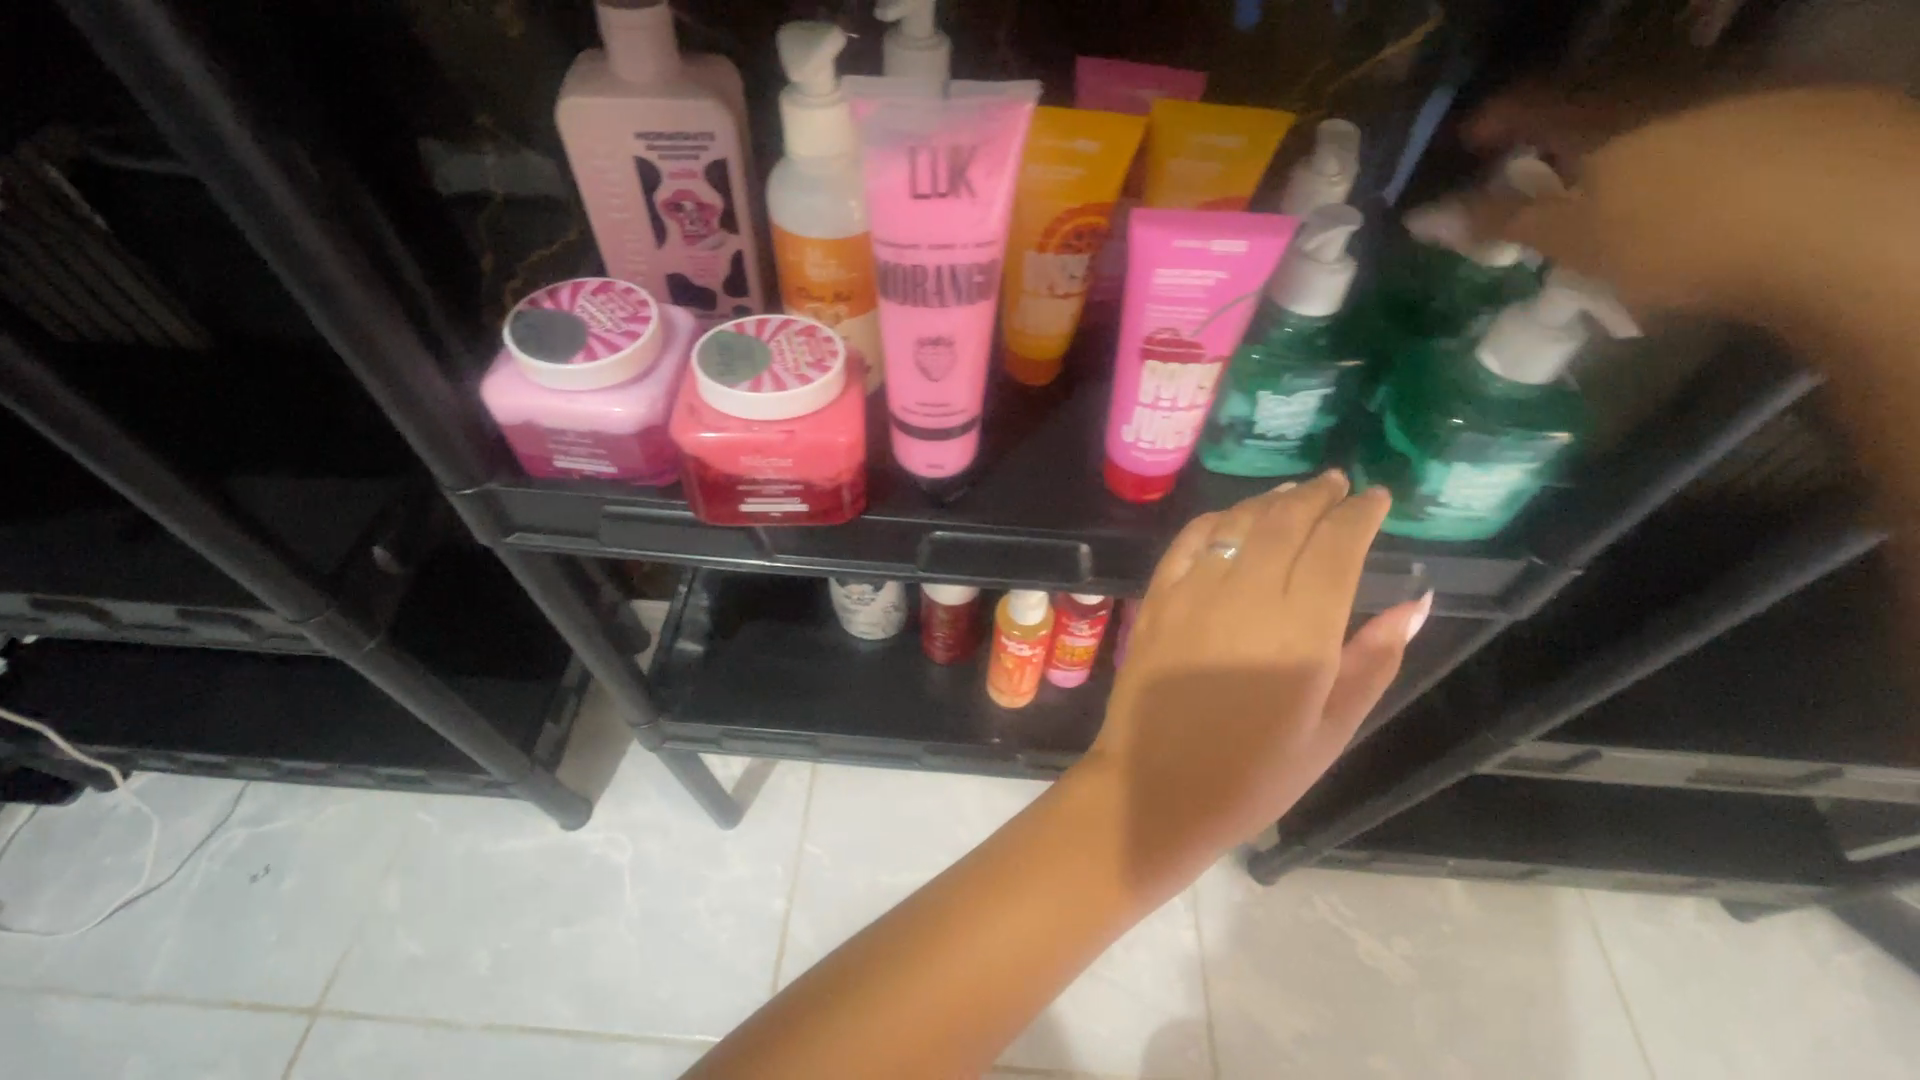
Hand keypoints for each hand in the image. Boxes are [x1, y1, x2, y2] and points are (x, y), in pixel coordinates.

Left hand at [1072, 472, 1431, 897]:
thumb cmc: (1254, 775)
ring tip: (1294, 494)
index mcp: (1303, 629)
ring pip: (1239, 523)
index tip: (1377, 499)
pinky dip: (1217, 520)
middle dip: (1318, 496)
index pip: (1338, 545)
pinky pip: (1190, 542)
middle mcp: (1249, 595)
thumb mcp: (1332, 730)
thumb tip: (1414, 603)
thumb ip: (1373, 660)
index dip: (1360, 514)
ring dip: (1271, 501)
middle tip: (1337, 485)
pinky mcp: (1158, 600)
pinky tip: (1231, 519)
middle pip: (1288, 521)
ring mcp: (1196, 592)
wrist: (1156, 790)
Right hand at [1463, 86, 1919, 319]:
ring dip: (1617, 133)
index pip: (1526, 102)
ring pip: (1651, 101)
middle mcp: (1661, 84)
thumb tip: (1419, 218)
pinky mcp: (1790, 106)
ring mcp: (1731, 88)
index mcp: (1599, 113)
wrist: (1849, 219)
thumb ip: (1499, 222)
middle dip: (1553, 127)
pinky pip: (1705, 112)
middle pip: (1590, 94)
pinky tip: (1681, 177)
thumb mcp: (1572, 240)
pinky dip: (1673, 140)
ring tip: (1604, 176)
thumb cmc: (1678, 235)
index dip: (1490, 122)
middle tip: (1531, 164)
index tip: (1465, 144)